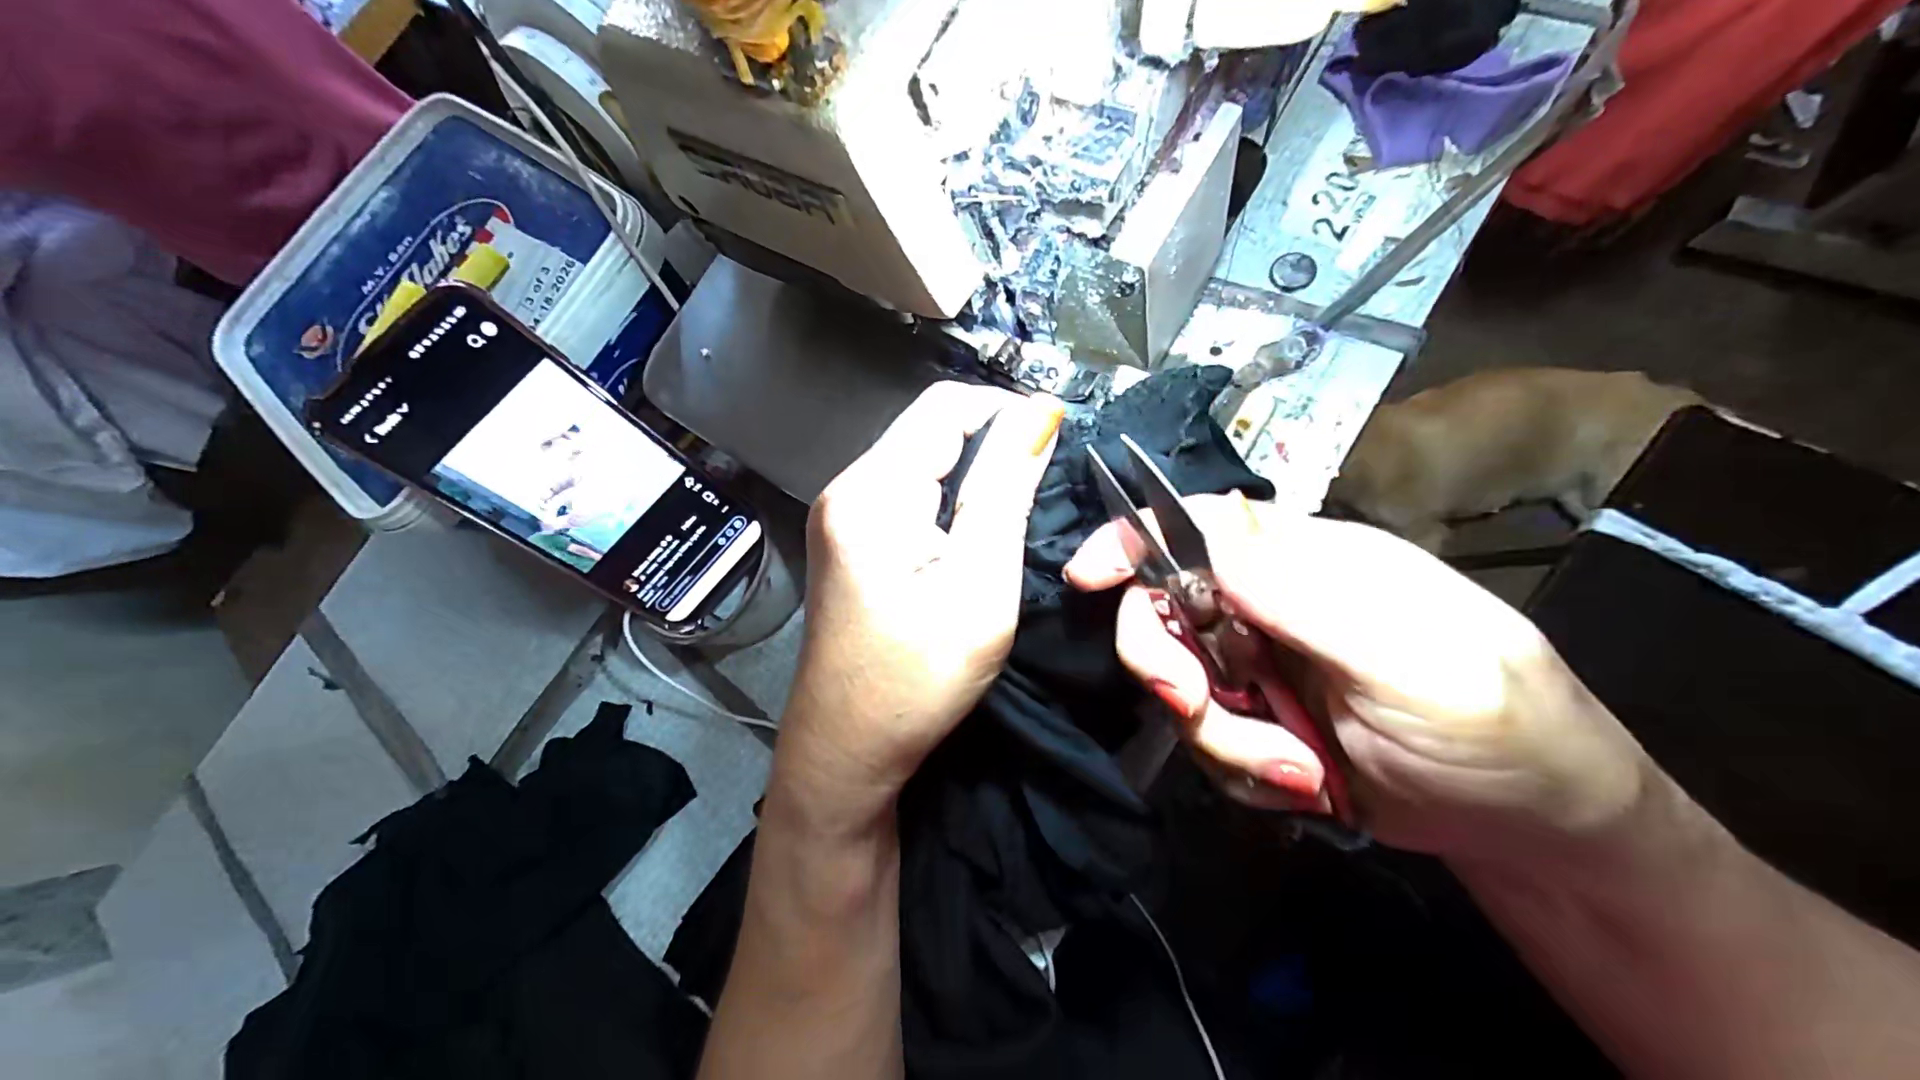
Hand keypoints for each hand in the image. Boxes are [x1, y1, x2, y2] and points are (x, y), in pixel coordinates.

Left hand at [775, 383, 1064, 831]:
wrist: (846, 747)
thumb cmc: (916, 680)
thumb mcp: (980, 584)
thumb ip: (1006, 492)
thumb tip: (1038, 415)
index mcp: (873, 492)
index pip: (946, 406)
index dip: (1008, 407)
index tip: (1058, 434)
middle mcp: (845, 489)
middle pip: (928, 429)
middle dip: (990, 441)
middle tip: (1043, 480)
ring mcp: (840, 515)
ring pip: (919, 460)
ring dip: (971, 471)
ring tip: (1014, 507)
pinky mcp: (847, 540)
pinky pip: (904, 493)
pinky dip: (946, 498)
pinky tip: (971, 529)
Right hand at [1065, 496, 1655, 867]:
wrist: (1534, 829)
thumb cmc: (1499, 725)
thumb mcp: (1408, 656)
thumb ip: (1301, 596)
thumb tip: (1204, 534)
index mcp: (1308, 561)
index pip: (1200, 525)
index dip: (1134, 540)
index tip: (1087, 577)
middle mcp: (1270, 604)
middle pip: (1166, 609)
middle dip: (1165, 662)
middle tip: (1190, 706)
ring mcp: (1259, 666)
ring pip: (1180, 684)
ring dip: (1221, 737)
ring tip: (1296, 772)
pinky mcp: (1256, 722)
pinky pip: (1205, 738)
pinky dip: (1238, 769)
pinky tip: (1301, 785)